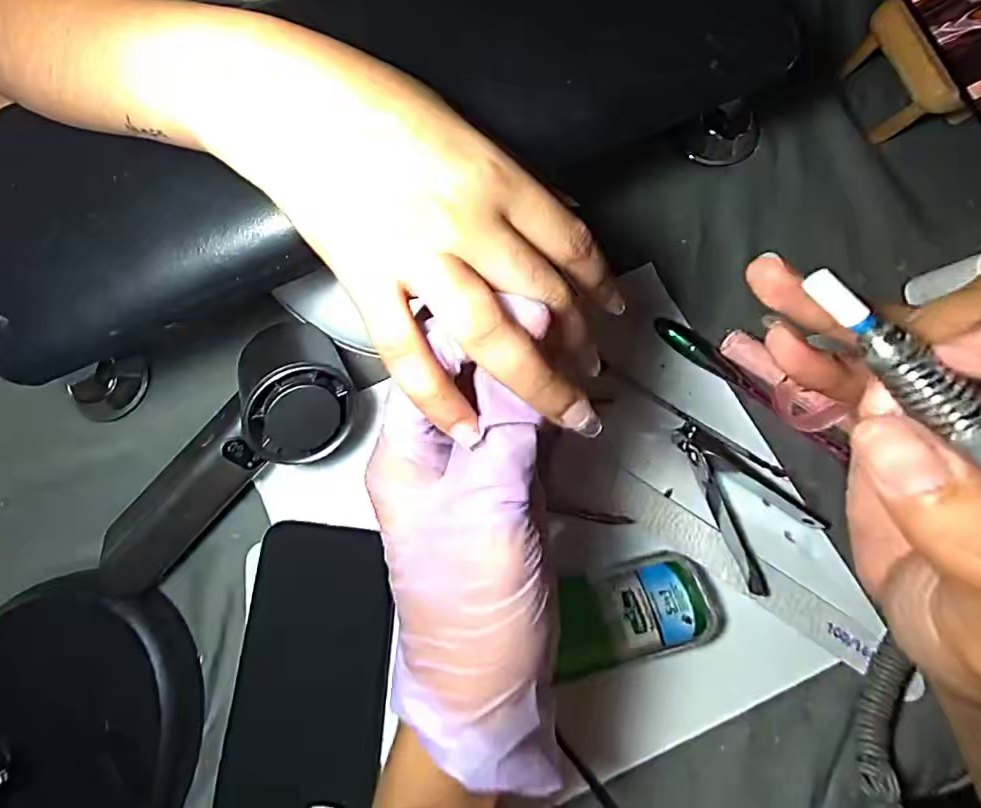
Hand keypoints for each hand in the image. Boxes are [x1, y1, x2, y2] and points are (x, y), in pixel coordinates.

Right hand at [204, 42, 619, 446]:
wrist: (288, 100)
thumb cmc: (370, 99)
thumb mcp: (462, 128)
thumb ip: (508, 179)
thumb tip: (550, 212)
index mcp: (495, 177)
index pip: (570, 245)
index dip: (600, 284)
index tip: (612, 308)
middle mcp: (466, 222)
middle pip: (545, 297)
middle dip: (580, 342)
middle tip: (593, 369)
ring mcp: (415, 257)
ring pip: (494, 336)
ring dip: (540, 381)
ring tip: (567, 412)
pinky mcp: (365, 282)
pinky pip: (408, 353)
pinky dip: (439, 398)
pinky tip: (467, 425)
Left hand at [366, 295, 561, 795]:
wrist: (491, 682)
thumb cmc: (466, 614)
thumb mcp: (486, 506)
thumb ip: (508, 422)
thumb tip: (526, 348)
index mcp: (406, 447)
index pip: (434, 360)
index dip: (478, 323)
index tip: (522, 297)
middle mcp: (436, 446)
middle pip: (471, 369)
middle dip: (514, 339)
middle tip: (559, 316)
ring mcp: (475, 461)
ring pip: (504, 392)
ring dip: (540, 370)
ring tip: (574, 345)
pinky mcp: (508, 479)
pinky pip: (529, 425)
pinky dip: (554, 406)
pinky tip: (574, 389)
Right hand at [730, 254, 980, 720]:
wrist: (960, 652)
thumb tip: (900, 441)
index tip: (960, 358)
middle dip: (931, 330)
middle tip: (862, 353)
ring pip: (939, 323)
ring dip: (850, 319)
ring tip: (784, 305)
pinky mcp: (938, 398)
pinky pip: (879, 356)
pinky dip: (821, 348)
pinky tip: (775, 342)